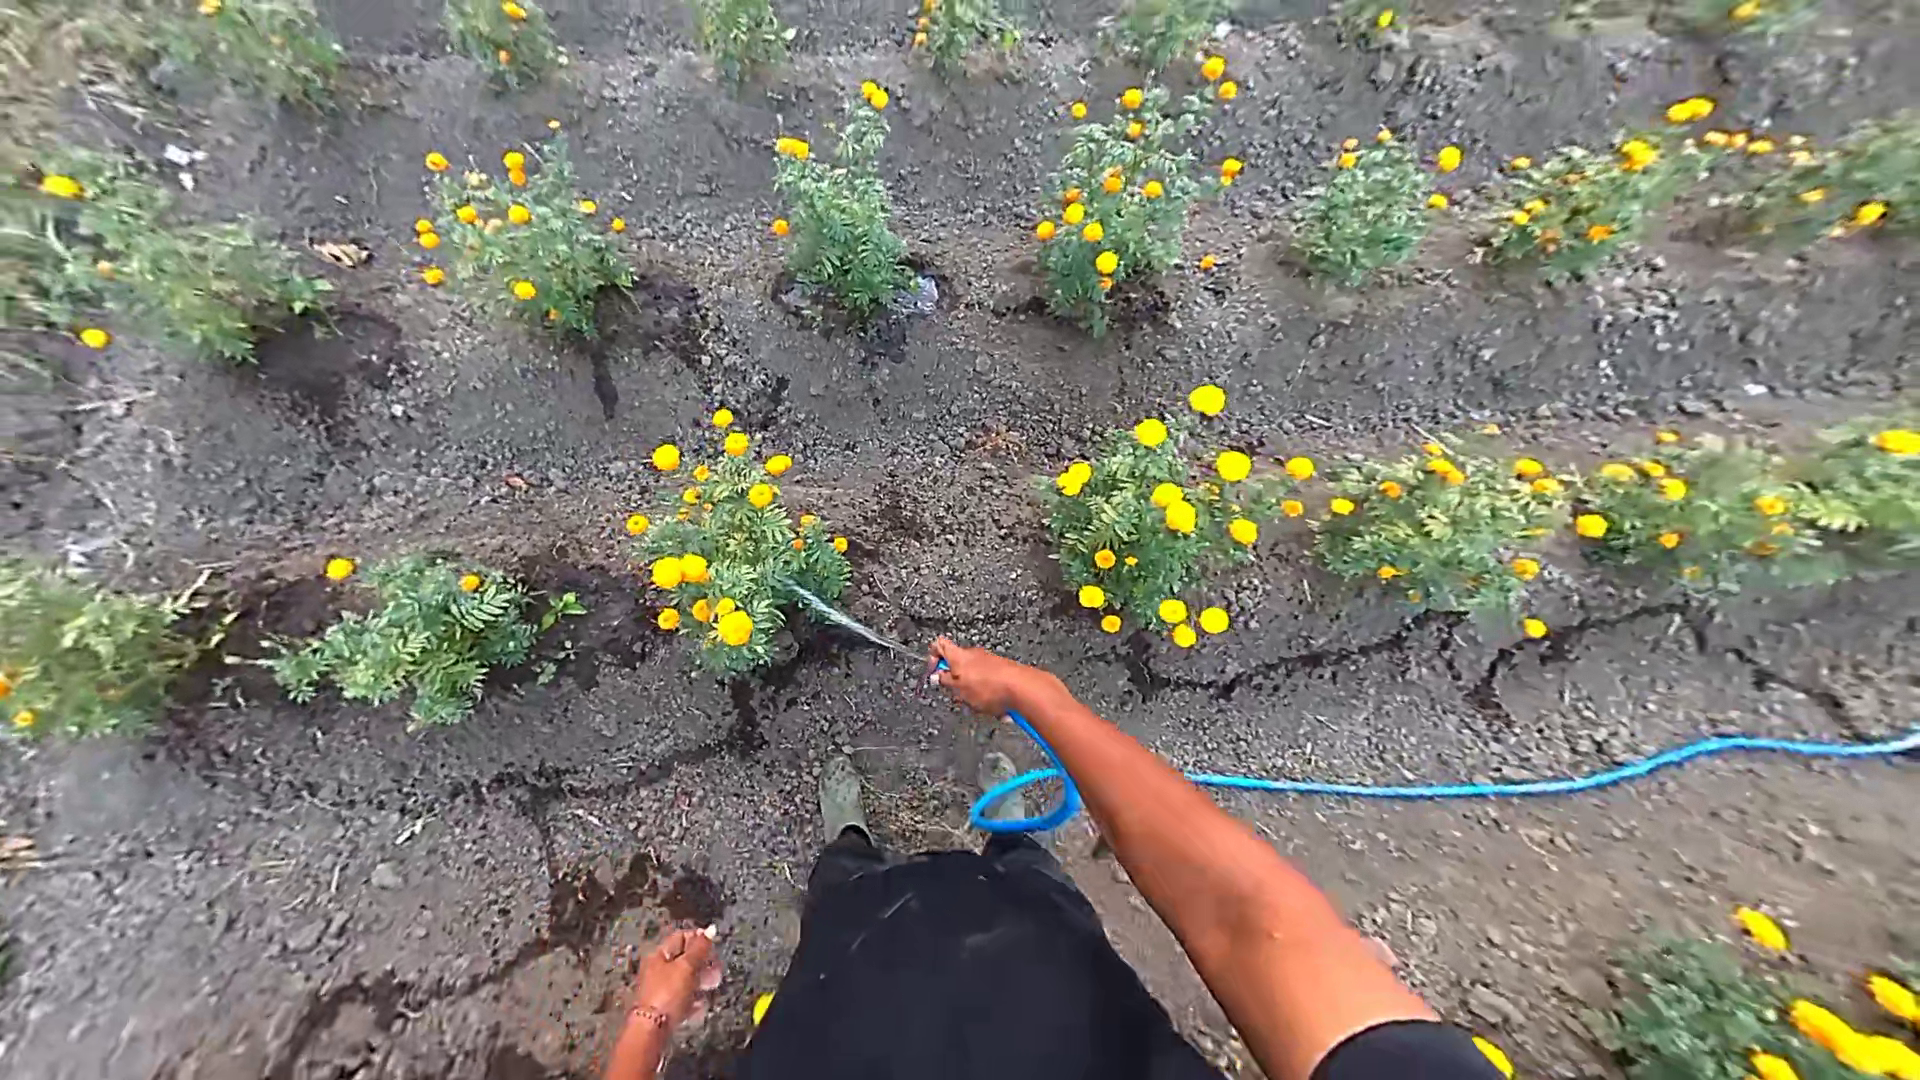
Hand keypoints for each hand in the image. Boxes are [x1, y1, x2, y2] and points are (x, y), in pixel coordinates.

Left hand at [630, 925, 722, 1029]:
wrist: (650, 1033)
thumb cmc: (668, 992)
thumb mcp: (687, 965)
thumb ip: (700, 947)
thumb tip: (711, 929)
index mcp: (659, 955)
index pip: (681, 937)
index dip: (699, 938)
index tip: (713, 946)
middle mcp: (657, 970)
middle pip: (685, 959)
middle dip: (703, 962)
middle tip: (717, 969)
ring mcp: (659, 991)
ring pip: (685, 979)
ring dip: (701, 980)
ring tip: (713, 985)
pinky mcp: (663, 1009)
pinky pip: (682, 998)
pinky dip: (693, 999)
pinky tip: (701, 1005)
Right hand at [927, 637, 1059, 717]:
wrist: (1023, 689)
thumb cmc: (991, 687)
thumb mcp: (959, 689)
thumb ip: (946, 681)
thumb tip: (938, 676)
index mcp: (960, 655)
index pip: (939, 645)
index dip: (933, 657)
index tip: (934, 673)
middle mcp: (974, 655)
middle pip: (958, 665)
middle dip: (957, 683)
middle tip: (959, 696)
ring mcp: (990, 662)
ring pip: (974, 678)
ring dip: (974, 692)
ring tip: (981, 705)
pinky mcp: (1003, 671)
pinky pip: (990, 685)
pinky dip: (990, 696)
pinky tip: (995, 707)